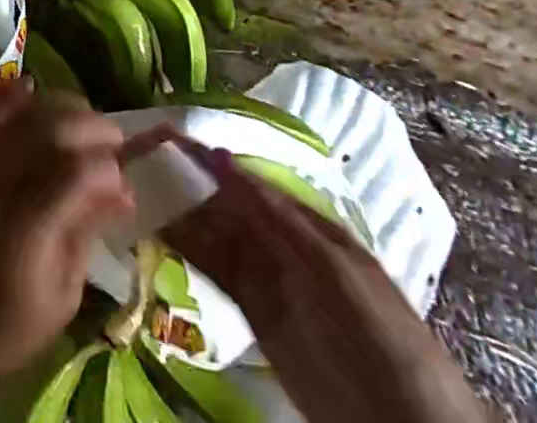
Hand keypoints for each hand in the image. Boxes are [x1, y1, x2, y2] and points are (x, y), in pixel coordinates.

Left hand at [0, 83, 133, 380]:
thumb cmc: (8, 321)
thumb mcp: (65, 293)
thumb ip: (89, 232)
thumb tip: (123, 192)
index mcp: (32, 225)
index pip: (82, 171)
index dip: (111, 169)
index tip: (125, 186)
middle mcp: (3, 183)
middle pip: (57, 128)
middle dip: (96, 129)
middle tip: (116, 148)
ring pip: (27, 112)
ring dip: (63, 107)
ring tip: (84, 124)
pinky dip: (7, 94)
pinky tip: (30, 89)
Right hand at [158, 135, 488, 422]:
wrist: (397, 418)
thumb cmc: (374, 329)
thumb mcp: (329, 263)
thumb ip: (275, 214)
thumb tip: (222, 158)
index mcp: (307, 221)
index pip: (249, 181)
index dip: (210, 161)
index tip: (169, 140)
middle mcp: (283, 242)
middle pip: (228, 206)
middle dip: (190, 185)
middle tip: (141, 168)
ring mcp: (268, 278)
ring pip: (217, 236)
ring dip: (182, 217)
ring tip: (139, 196)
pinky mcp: (255, 312)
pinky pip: (216, 271)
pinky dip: (189, 252)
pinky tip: (161, 236)